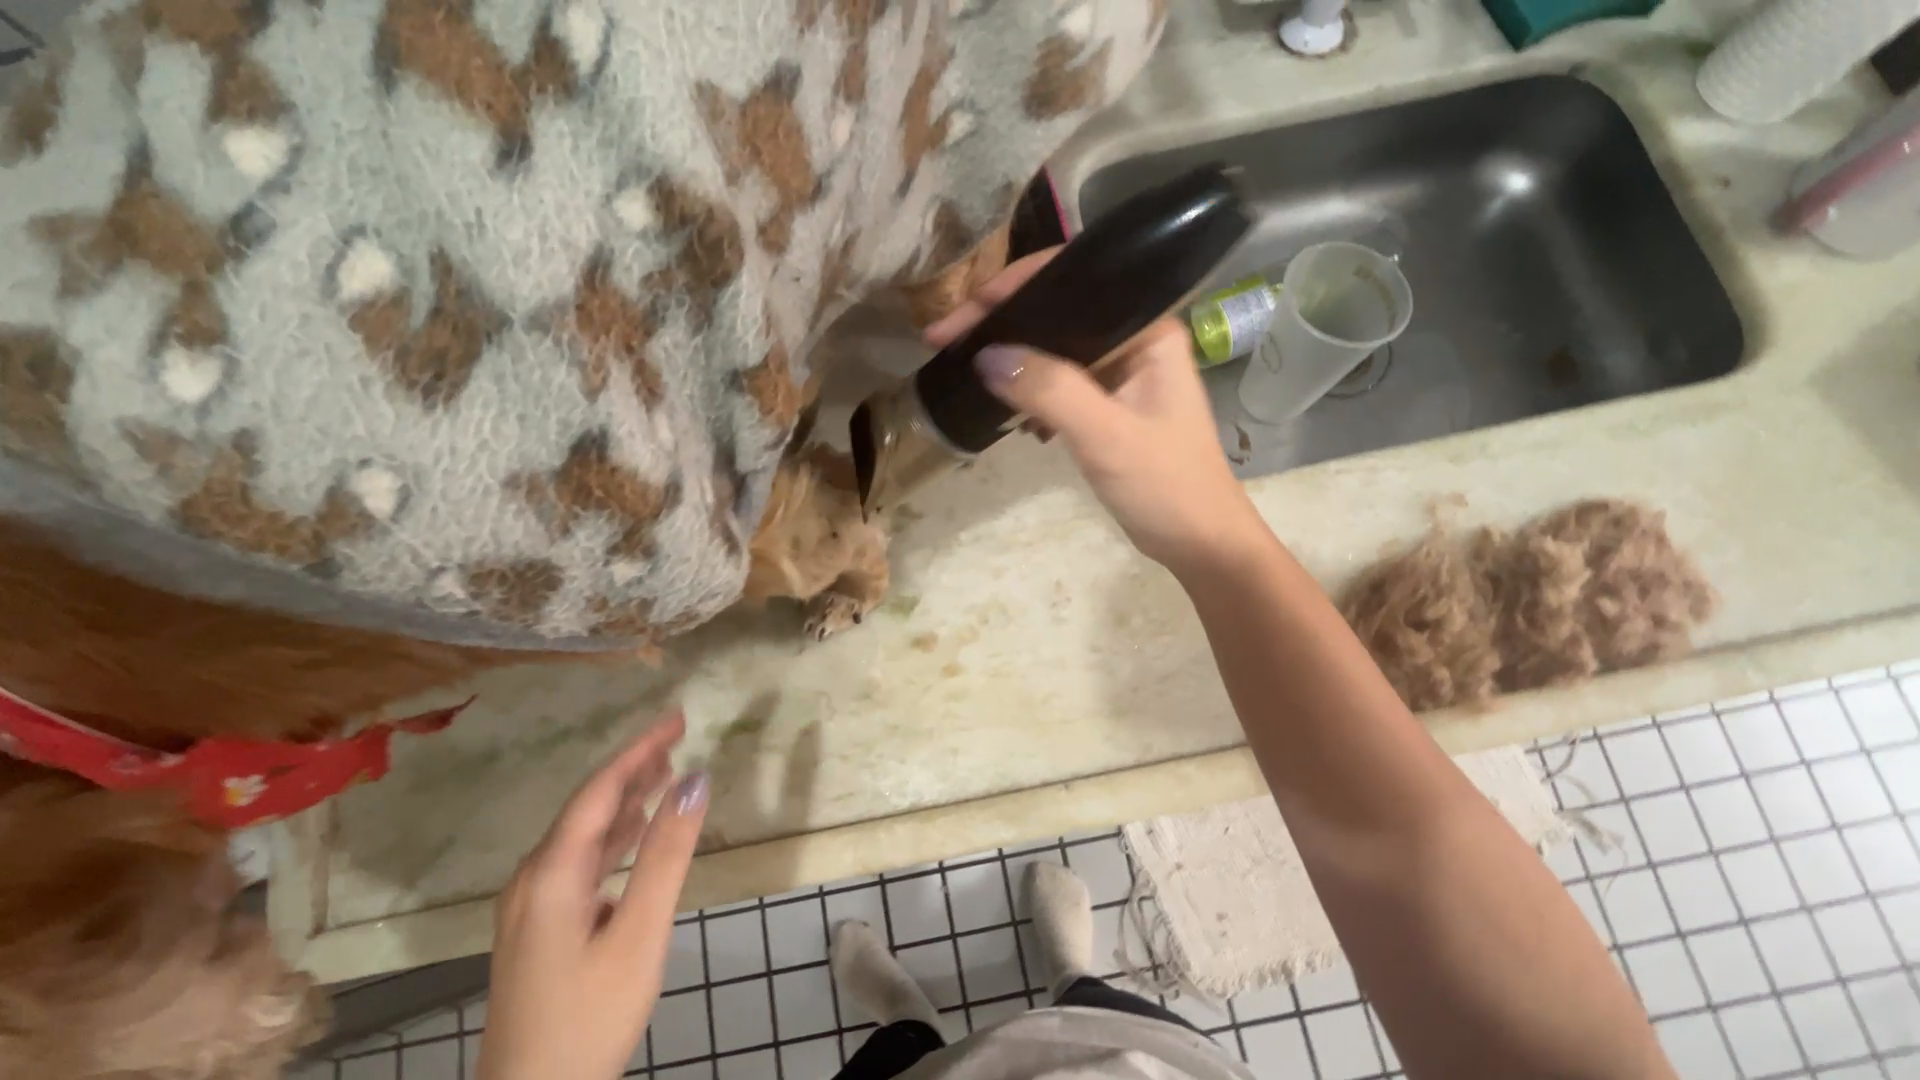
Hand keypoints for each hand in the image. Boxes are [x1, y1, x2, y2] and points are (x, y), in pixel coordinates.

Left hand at [478, 712, 708, 1079]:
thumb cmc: (590, 1016)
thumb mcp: (640, 933)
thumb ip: (666, 854)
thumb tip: (695, 781)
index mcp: (551, 872)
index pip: (599, 790)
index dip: (639, 749)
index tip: (678, 717)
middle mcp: (532, 878)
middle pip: (587, 808)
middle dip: (633, 770)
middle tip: (679, 739)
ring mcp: (530, 906)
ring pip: (583, 837)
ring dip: (625, 804)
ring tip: (666, 775)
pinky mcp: (538, 929)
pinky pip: (579, 865)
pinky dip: (613, 841)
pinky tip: (635, 840)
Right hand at [925, 248, 1264, 573]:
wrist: (1200, 543)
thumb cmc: (1166, 486)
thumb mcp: (1106, 436)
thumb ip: (1049, 390)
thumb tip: (985, 356)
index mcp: (1148, 329)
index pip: (1072, 283)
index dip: (1011, 289)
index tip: (959, 314)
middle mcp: (1135, 340)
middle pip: (1056, 313)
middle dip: (1000, 322)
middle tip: (942, 340)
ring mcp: (1121, 374)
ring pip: (1053, 349)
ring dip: (1010, 357)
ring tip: (958, 366)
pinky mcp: (1108, 405)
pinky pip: (1058, 383)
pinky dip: (1028, 391)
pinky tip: (1001, 408)